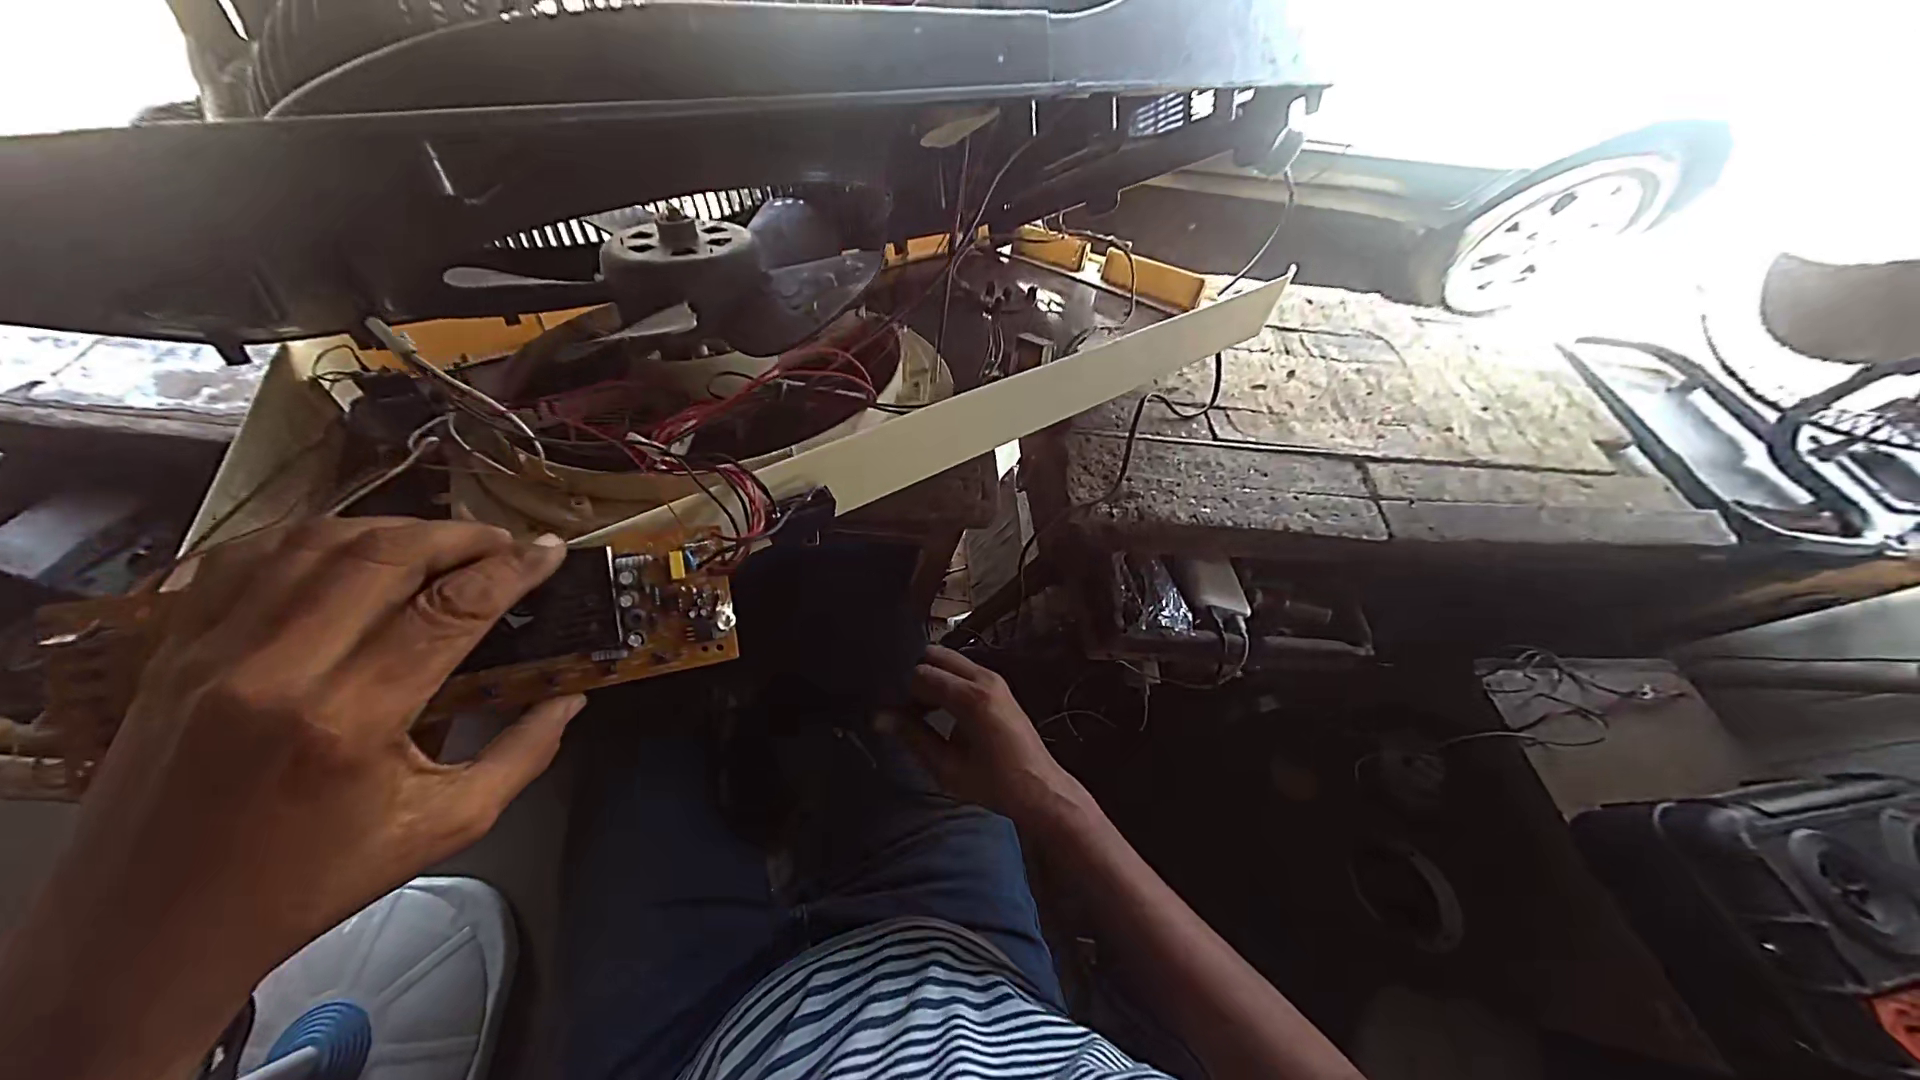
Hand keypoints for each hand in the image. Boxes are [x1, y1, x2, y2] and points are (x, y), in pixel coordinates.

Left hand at [0, 518, 585, 1079]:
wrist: (140, 937)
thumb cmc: (312, 883)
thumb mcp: (447, 826)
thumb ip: (524, 754)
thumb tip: (572, 698)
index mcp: (351, 720)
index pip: (450, 609)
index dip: (512, 570)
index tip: (550, 551)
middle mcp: (275, 671)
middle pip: (383, 556)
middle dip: (458, 536)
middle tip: (503, 542)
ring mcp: (209, 654)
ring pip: (313, 543)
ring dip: (393, 528)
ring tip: (443, 541)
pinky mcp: (169, 652)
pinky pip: (244, 559)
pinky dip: (314, 537)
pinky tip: (355, 548)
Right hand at [899, 645, 1091, 826]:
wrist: (1040, 788)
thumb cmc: (995, 784)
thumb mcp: (946, 767)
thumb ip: (912, 736)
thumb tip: (881, 717)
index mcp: (972, 698)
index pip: (920, 674)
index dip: (900, 692)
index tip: (891, 712)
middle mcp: (985, 679)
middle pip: (933, 655)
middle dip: (913, 676)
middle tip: (903, 707)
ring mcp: (994, 679)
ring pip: (948, 659)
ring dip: (929, 677)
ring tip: (919, 711)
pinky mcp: (998, 685)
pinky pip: (962, 669)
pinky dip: (944, 681)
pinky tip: (939, 710)